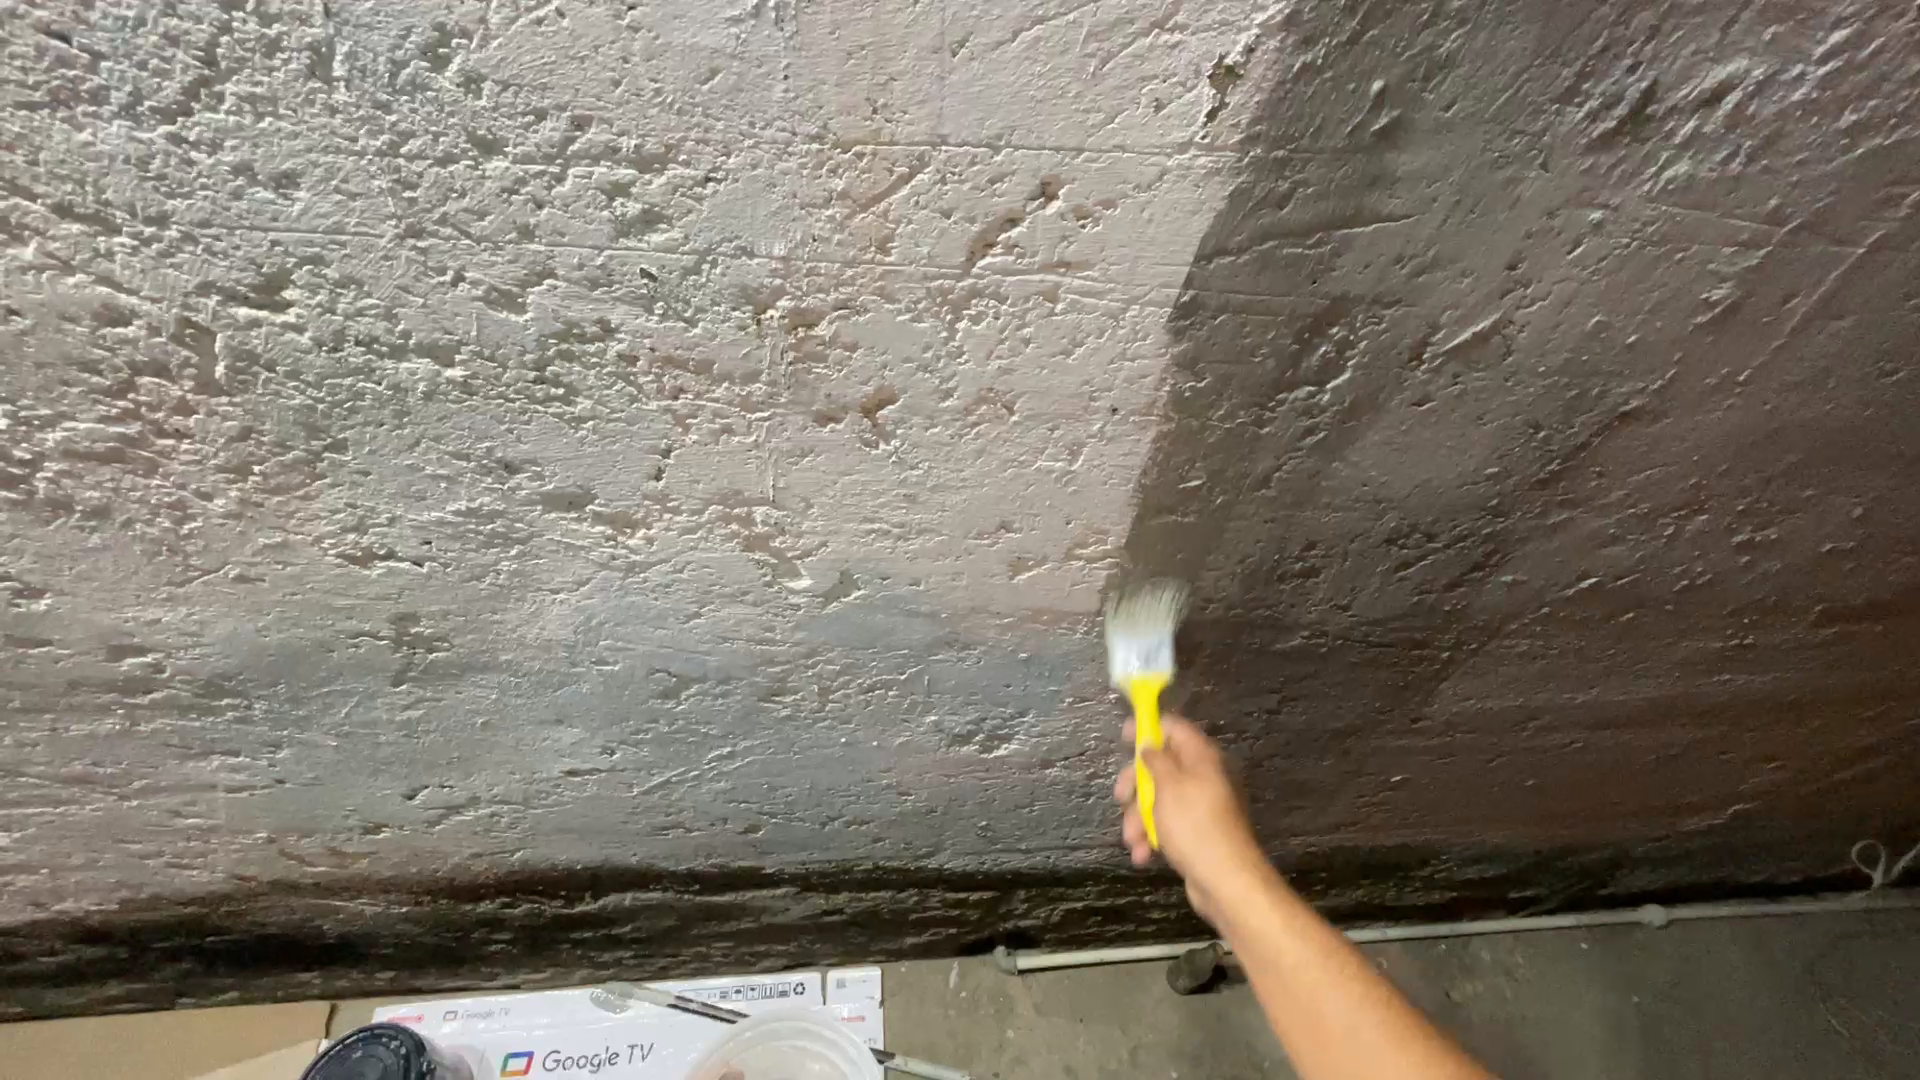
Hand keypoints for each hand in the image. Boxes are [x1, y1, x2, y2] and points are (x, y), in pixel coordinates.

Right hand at [1113, 713, 1270, 920]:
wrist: (1225, 881)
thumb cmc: (1194, 826)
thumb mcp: (1168, 786)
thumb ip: (1155, 759)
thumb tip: (1149, 745)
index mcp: (1201, 758)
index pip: (1173, 727)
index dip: (1147, 727)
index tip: (1124, 738)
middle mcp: (1202, 776)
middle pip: (1160, 765)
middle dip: (1135, 784)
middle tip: (1121, 797)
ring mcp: (1199, 805)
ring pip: (1158, 798)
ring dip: (1138, 817)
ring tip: (1132, 839)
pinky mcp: (1195, 831)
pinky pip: (1166, 823)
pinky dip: (1151, 835)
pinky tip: (1143, 854)